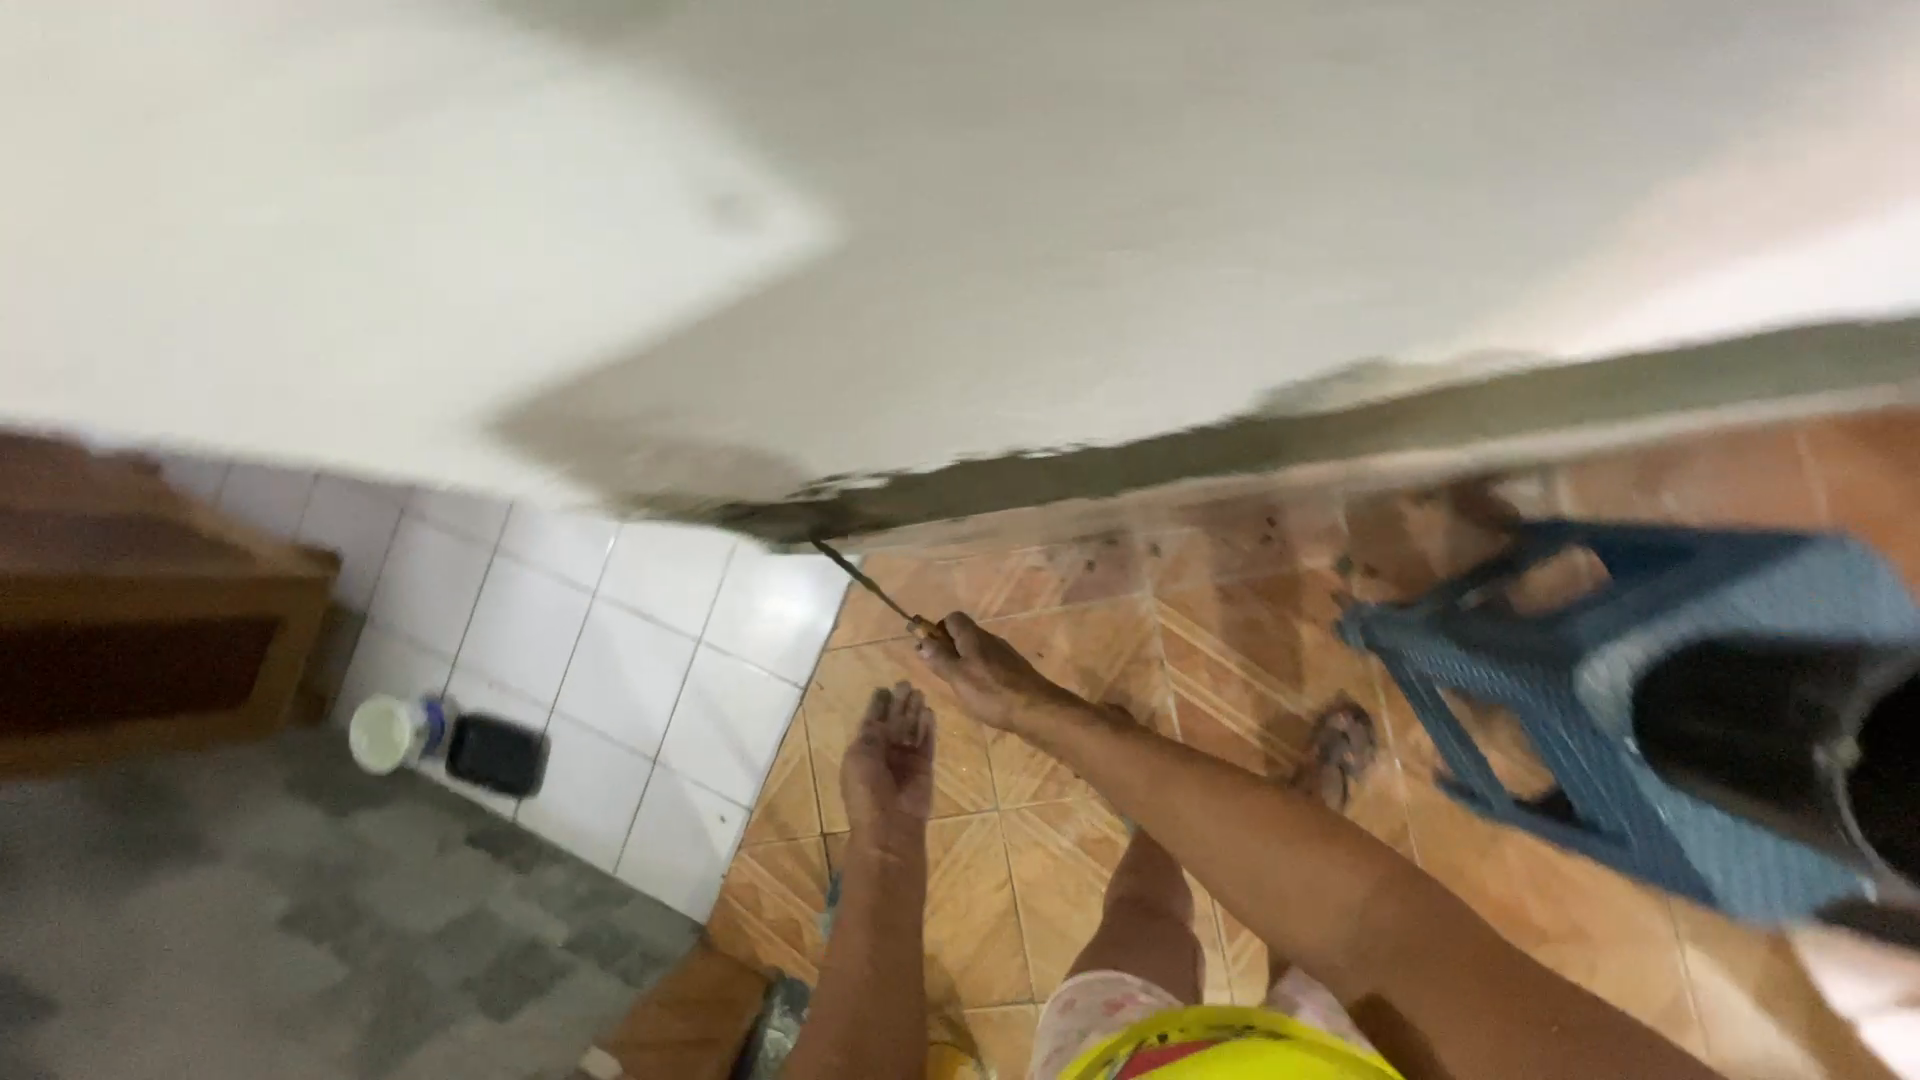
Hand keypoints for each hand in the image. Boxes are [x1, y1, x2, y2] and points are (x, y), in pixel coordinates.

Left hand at [841, 682, 936, 833]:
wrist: (889, 826)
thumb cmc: (867, 791)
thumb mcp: (859, 757)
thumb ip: (871, 733)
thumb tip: (879, 717)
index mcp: (863, 752)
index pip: (872, 723)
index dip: (877, 706)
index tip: (883, 687)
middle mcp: (885, 753)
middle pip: (894, 722)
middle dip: (898, 703)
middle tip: (905, 683)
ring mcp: (905, 760)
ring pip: (911, 729)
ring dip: (914, 711)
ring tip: (919, 692)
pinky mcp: (924, 767)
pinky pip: (926, 742)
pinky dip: (928, 728)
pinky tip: (929, 712)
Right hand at [915, 612, 1080, 732]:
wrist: (1036, 709)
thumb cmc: (991, 693)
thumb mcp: (958, 677)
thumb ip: (940, 659)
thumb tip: (922, 641)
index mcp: (974, 637)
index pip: (953, 618)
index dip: (939, 630)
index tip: (932, 651)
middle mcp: (990, 639)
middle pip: (965, 634)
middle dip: (950, 648)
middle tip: (943, 673)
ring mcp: (1004, 654)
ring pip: (978, 650)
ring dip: (965, 662)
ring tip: (960, 686)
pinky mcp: (1014, 670)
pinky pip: (990, 663)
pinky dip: (980, 672)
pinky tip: (982, 693)